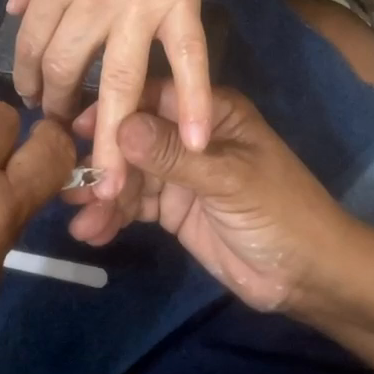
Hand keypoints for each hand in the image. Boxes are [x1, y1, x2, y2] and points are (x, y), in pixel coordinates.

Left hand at [8, 0, 220, 215]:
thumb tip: (13, 12)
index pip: (33, 40)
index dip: (28, 73)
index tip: (31, 94)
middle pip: (67, 66)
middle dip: (58, 105)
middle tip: (58, 129)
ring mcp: (139, 5)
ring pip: (119, 79)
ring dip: (112, 134)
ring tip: (109, 185)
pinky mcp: (181, 3)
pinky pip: (188, 58)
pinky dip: (194, 99)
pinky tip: (195, 143)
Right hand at [66, 82, 360, 313]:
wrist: (309, 275)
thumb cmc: (279, 212)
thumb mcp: (227, 180)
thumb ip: (172, 156)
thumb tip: (118, 125)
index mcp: (210, 112)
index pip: (153, 98)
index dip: (114, 110)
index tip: (74, 126)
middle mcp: (190, 135)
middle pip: (134, 138)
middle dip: (101, 158)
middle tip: (63, 176)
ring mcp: (181, 174)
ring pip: (131, 174)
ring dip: (103, 193)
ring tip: (73, 212)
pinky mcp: (175, 209)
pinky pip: (137, 206)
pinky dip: (114, 217)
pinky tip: (92, 232)